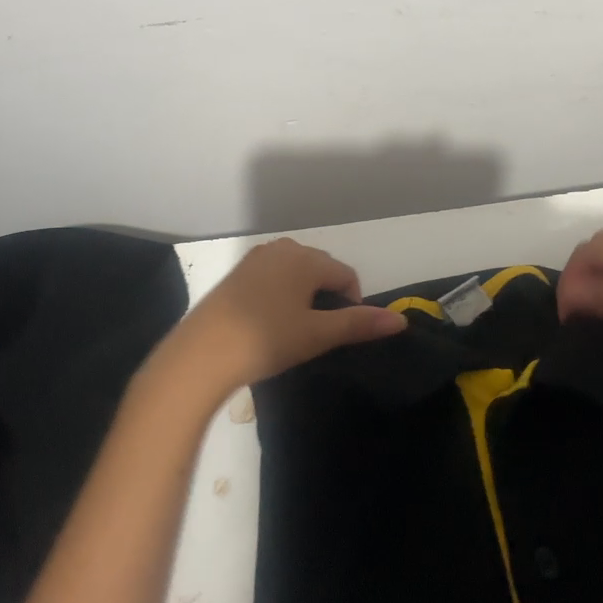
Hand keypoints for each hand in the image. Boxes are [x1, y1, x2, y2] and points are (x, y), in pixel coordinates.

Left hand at [163, 238, 407, 389]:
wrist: (202, 353)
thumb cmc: (266, 339)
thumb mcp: (317, 334)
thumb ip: (358, 324)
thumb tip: (400, 320)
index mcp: (304, 258)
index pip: (345, 274)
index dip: (353, 302)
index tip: (342, 333)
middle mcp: (281, 249)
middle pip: (320, 268)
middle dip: (328, 295)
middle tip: (320, 333)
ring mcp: (255, 260)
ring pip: (295, 272)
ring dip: (304, 294)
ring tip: (297, 328)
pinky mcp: (236, 274)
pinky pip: (272, 277)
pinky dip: (281, 294)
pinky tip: (271, 322)